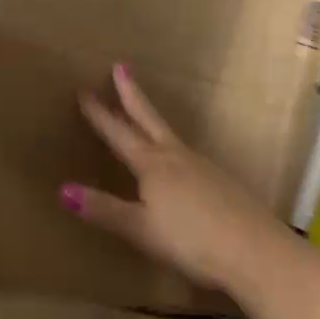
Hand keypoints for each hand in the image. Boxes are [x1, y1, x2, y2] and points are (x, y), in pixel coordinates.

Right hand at [61, 64, 281, 291]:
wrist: (257, 252)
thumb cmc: (193, 240)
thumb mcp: (141, 229)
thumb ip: (104, 209)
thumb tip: (62, 190)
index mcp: (152, 165)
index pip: (118, 133)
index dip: (99, 113)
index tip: (83, 89)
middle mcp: (176, 157)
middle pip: (148, 118)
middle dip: (131, 94)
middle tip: (120, 66)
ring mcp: (202, 167)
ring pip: (169, 135)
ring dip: (152, 120)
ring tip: (144, 114)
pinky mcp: (222, 182)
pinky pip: (189, 156)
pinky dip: (174, 148)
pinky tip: (179, 163)